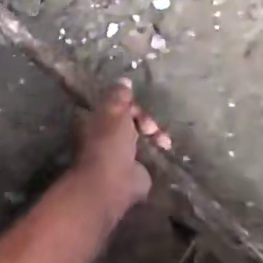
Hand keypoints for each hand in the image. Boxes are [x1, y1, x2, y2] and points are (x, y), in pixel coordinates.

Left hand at [72, 78, 170, 212]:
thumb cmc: (108, 144)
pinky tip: (165, 148)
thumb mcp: (113, 113)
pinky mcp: (136, 167)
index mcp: (97, 120)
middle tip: (151, 127)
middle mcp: (108, 135)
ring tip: (162, 141)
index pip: (117, 105)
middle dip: (145, 119)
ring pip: (142, 135)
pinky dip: (158, 148)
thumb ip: (119, 96)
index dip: (130, 105)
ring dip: (154, 133)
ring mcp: (122, 152)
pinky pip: (149, 151)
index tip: (138, 109)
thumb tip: (124, 80)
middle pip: (131, 119)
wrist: (112, 183)